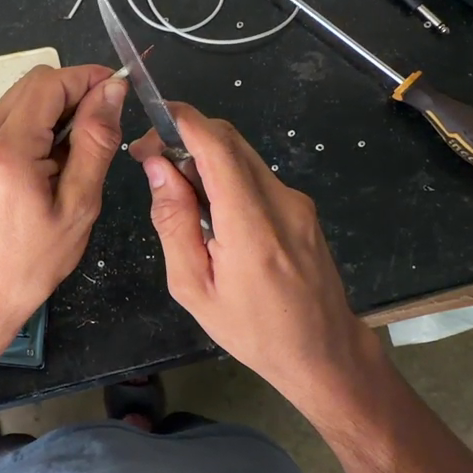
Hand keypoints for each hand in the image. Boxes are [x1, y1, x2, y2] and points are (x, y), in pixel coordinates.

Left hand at [0, 65, 125, 340]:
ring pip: (20, 97)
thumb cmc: (35, 260)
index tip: (120, 89)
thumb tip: (112, 92)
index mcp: (8, 150)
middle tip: (106, 120)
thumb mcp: (79, 204)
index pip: (49, 84)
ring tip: (81, 145)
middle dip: (74, 90)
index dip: (88, 77)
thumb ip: (95, 142)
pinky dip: (37, 123)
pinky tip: (55, 155)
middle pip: (33, 84)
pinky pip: (8, 118)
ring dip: (56, 107)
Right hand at [130, 104, 377, 399]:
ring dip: (203, 157)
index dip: (183, 121)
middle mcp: (281, 202)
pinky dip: (224, 176)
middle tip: (149, 158)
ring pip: (243, 156)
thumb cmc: (251, 330)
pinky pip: (256, 175)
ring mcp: (297, 202)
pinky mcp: (302, 208)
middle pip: (230, 141)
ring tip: (174, 188)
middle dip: (186, 136)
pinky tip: (208, 208)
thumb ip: (174, 223)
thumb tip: (158, 167)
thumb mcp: (193, 287)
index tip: (151, 119)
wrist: (324, 352)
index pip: (217, 148)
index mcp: (251, 226)